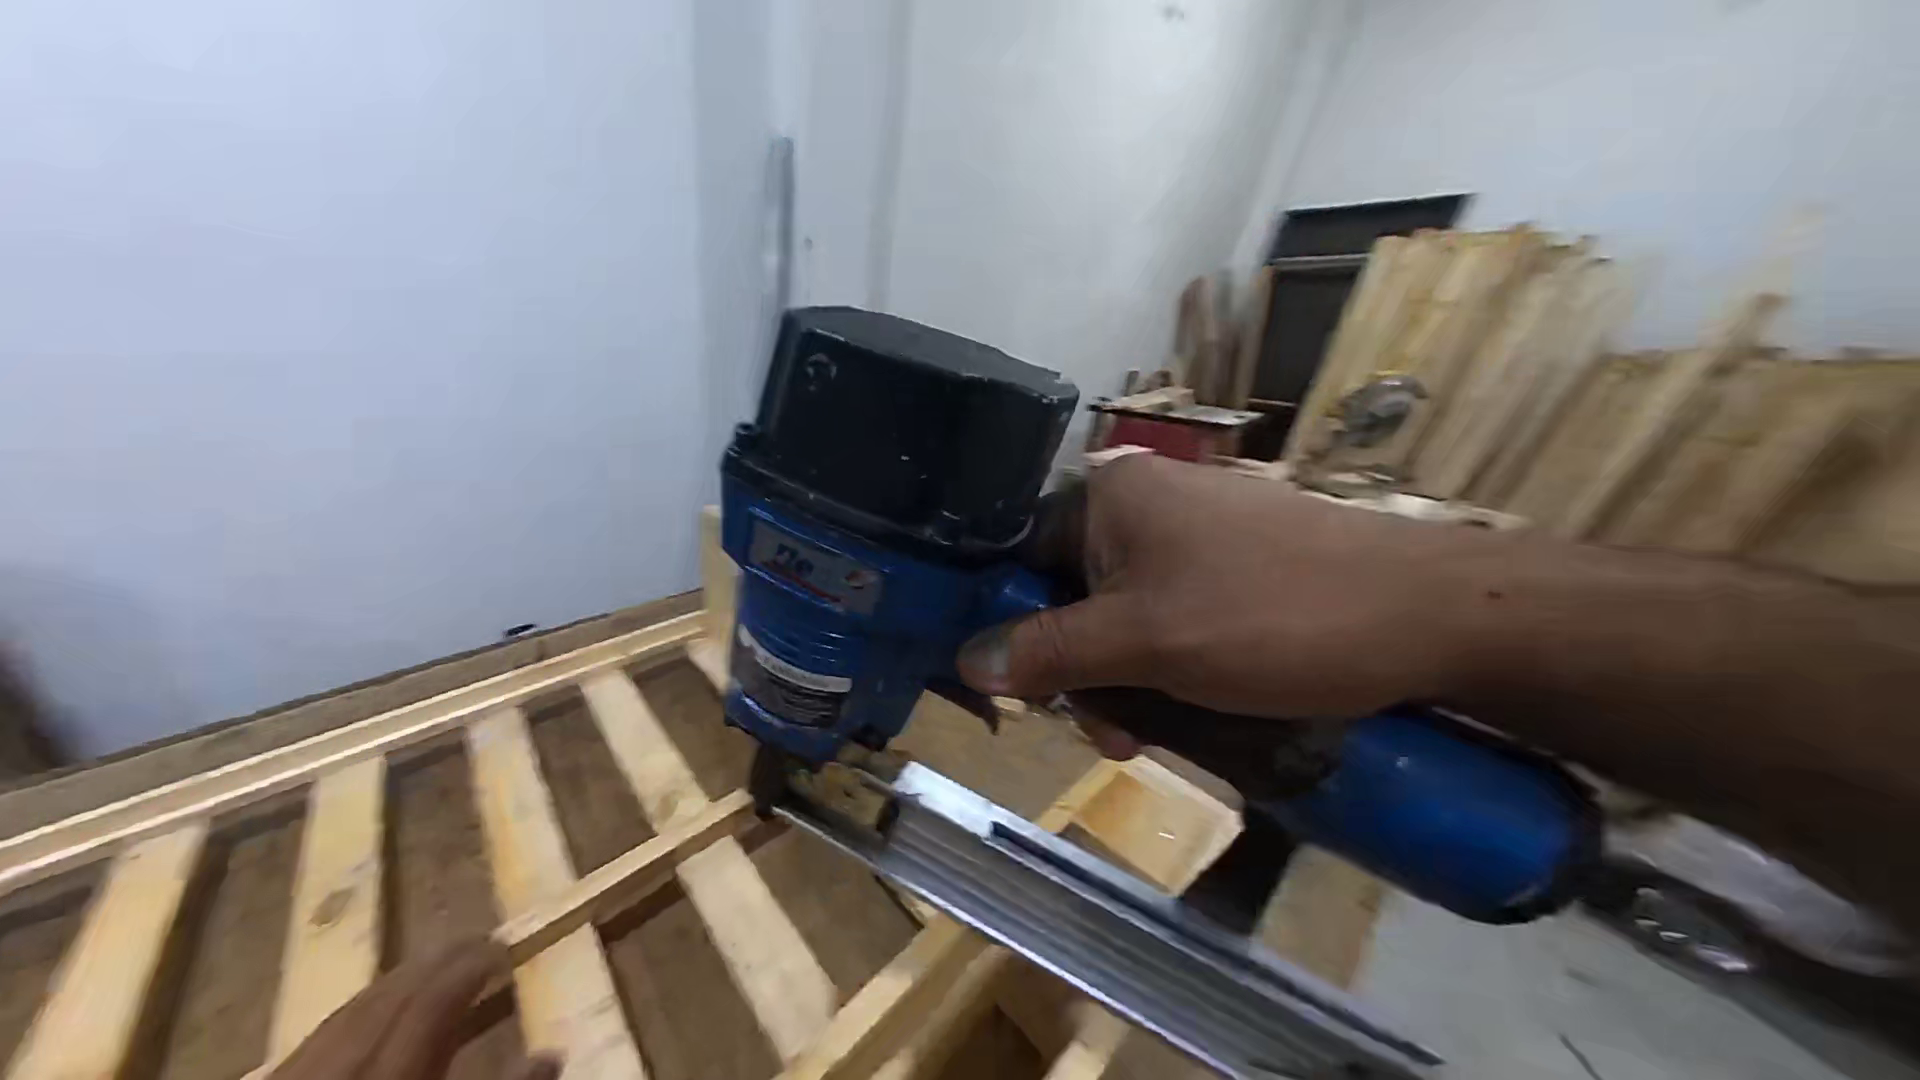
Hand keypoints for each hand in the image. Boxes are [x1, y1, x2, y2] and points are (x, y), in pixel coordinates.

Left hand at [269, 938, 558, 1079]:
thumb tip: (553, 1053)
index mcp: (392, 1079)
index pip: (437, 999)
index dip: (474, 965)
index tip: (505, 948)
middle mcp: (339, 1070)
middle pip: (394, 995)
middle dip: (442, 960)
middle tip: (480, 942)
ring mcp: (294, 1079)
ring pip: (352, 1010)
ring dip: (402, 979)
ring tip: (437, 964)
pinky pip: (317, 1034)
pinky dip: (358, 1009)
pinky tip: (373, 1009)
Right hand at [956, 454, 1500, 730]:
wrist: (1430, 614)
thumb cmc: (1270, 617)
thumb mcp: (1144, 642)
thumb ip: (1050, 650)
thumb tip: (967, 661)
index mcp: (1109, 496)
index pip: (1023, 556)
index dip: (1012, 624)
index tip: (1023, 691)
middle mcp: (1141, 500)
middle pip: (1070, 589)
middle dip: (1078, 665)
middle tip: (1105, 730)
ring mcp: (1188, 528)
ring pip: (1118, 608)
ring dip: (1120, 673)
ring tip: (1147, 731)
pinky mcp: (1227, 558)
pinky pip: (1163, 608)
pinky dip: (1160, 656)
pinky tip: (1183, 700)